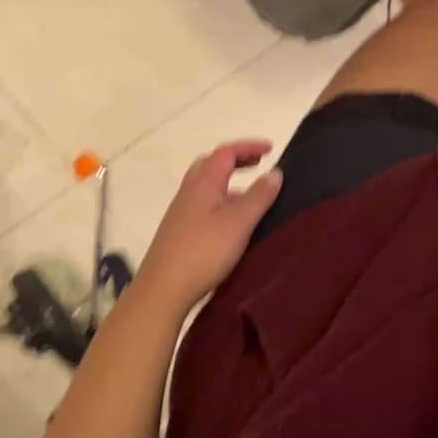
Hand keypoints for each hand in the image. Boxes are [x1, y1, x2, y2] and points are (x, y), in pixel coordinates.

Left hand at [137, 140, 282, 303]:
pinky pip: (203, 203)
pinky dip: (221, 199)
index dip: (249, 147)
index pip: (226, 152)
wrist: (162, 290)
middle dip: (236, 159)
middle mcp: (189, 192)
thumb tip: (275, 172)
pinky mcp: (179, 230)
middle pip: (211, 164)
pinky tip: (232, 221)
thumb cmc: (204, 252)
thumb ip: (259, 196)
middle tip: (258, 164)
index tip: (271, 149)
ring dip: (228, 180)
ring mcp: (181, 212)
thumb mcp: (239, 223)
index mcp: (203, 184)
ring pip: (206, 185)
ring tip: (251, 194)